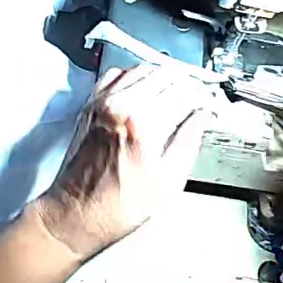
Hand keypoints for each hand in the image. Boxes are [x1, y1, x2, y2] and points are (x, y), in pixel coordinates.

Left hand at [29, 64, 210, 260]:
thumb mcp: (168, 182)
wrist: (76, 214)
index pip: (182, 91)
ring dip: (160, 78)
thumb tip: (201, 117)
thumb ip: (189, 141)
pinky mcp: (90, 106)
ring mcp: (101, 103)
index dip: (201, 95)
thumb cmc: (116, 207)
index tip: (207, 102)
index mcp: (141, 124)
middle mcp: (118, 106)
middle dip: (183, 84)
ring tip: (172, 95)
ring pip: (140, 69)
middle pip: (163, 74)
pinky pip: (115, 76)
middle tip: (193, 99)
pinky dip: (133, 78)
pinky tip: (142, 93)